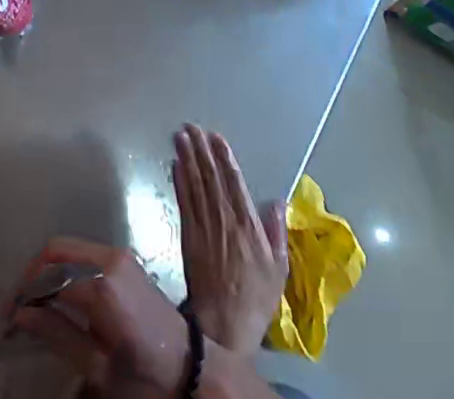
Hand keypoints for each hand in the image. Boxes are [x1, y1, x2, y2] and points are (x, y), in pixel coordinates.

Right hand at [11, 238, 189, 395]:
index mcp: (103, 286)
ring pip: (69, 247)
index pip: (48, 276)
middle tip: (16, 311)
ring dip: (46, 270)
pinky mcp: (124, 258)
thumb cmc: (143, 373)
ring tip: (32, 306)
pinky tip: (56, 297)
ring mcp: (120, 254)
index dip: (22, 295)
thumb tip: (21, 316)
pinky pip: (84, 253)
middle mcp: (111, 259)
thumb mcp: (96, 366)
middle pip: (56, 249)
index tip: (6, 323)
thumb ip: (57, 335)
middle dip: (30, 276)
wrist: (189, 363)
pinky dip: (63, 268)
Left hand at [174, 125, 288, 354]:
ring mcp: (204, 228)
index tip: (215, 137)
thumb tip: (277, 200)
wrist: (224, 327)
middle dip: (200, 150)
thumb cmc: (256, 298)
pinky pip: (183, 203)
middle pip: (210, 178)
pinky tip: (175, 165)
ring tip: (180, 136)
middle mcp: (224, 220)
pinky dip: (179, 182)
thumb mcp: (279, 267)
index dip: (224, 157)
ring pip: (195, 185)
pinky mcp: (188, 238)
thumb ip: (277, 231)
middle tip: (191, 127)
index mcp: (248, 225)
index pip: (234, 182)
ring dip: (187, 158)